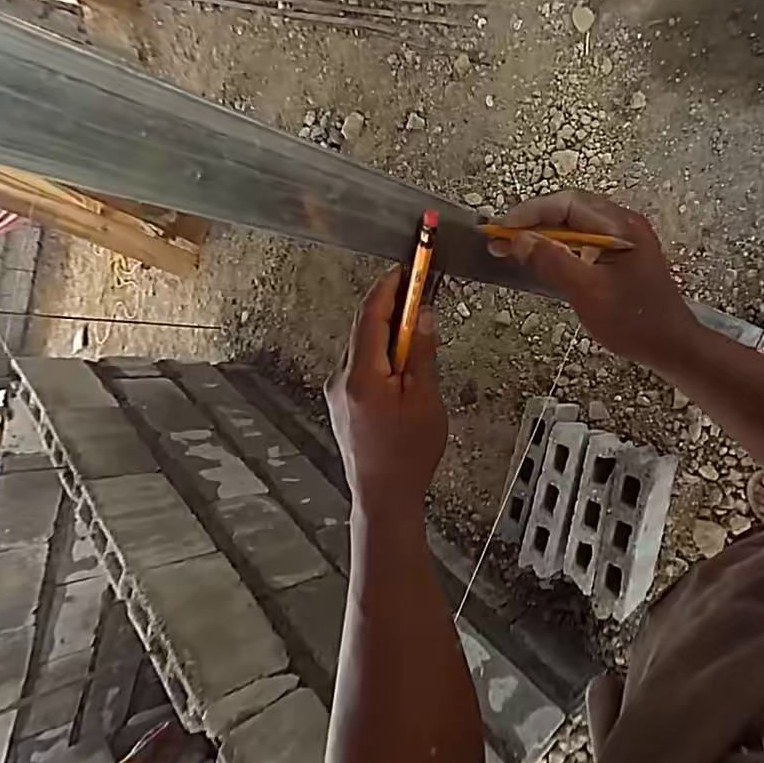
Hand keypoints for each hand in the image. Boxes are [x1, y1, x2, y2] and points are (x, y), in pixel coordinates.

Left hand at [325, 268, 447, 514]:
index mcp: (362, 375)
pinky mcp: (342, 400)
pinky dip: (381, 350)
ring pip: (363, 345)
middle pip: (364, 326)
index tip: (406, 267)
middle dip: (392, 304)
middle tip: (419, 289)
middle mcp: (341, 377)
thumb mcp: (426, 399)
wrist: (384, 494)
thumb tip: (422, 316)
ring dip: (388, 329)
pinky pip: (361, 363)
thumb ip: (420, 353)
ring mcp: (338, 390)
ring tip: (417, 326)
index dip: (390, 286)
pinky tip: (402, 358)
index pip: (371, 315)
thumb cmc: (409, 453)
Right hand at [486, 190, 697, 364]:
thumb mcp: (587, 292)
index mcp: (620, 227)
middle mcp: (624, 226)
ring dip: (545, 237)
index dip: (529, 213)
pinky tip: (543, 261)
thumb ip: (552, 262)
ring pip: (576, 227)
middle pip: (570, 210)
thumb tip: (520, 240)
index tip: (501, 229)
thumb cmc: (635, 323)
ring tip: (515, 250)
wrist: (672, 347)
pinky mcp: (621, 259)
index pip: (566, 203)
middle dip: (533, 223)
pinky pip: (585, 243)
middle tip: (502, 241)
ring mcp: (624, 241)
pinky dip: (560, 249)